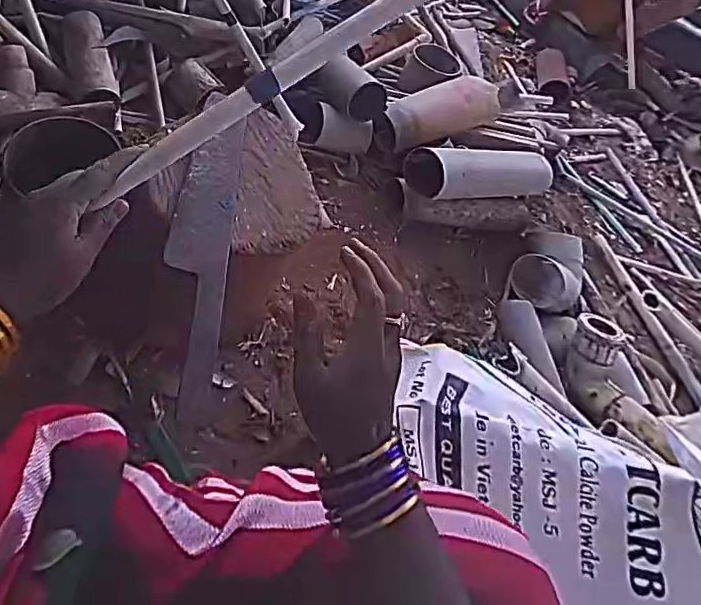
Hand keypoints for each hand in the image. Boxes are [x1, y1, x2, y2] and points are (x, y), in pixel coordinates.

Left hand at [0, 146, 137, 321]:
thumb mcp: (81, 258)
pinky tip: (69, 219)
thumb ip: (102, 226)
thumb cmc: (42, 282)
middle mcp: (42, 194)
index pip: (98, 173)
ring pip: (60, 187)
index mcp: (63, 201)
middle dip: (100, 178)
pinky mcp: (15, 213)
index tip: (138, 152)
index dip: (120, 162)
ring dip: (80, 191)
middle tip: (120, 186)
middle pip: (77, 177)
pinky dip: (63, 202)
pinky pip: (47, 199)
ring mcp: (26, 202)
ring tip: (96, 207)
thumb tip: (120, 203)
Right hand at [289, 240, 407, 462]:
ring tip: (362, 264)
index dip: (361, 270)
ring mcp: (392, 354)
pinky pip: (394, 318)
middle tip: (356, 247)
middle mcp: (386, 344)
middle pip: (394, 296)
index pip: (372, 296)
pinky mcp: (391, 361)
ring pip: (399, 307)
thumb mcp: (308, 375)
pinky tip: (366, 296)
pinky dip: (383, 296)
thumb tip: (301, 294)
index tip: (343, 251)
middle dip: (377, 266)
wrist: (363, 455)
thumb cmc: (332, 416)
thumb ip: (306, 333)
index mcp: (366, 344)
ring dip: (383, 280)